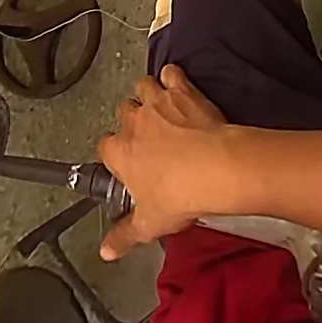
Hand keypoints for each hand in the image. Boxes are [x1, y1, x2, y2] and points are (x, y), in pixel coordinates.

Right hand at [97, 64, 233, 260]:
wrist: (215, 166)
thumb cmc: (180, 191)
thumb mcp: (148, 223)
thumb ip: (124, 235)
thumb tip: (108, 249)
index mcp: (121, 152)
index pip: (106, 147)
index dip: (116, 152)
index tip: (127, 160)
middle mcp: (135, 122)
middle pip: (124, 111)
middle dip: (132, 119)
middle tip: (146, 132)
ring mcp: (159, 102)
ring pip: (143, 85)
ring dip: (148, 92)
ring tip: (158, 102)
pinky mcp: (183, 90)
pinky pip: (172, 72)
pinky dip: (173, 75)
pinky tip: (177, 81)